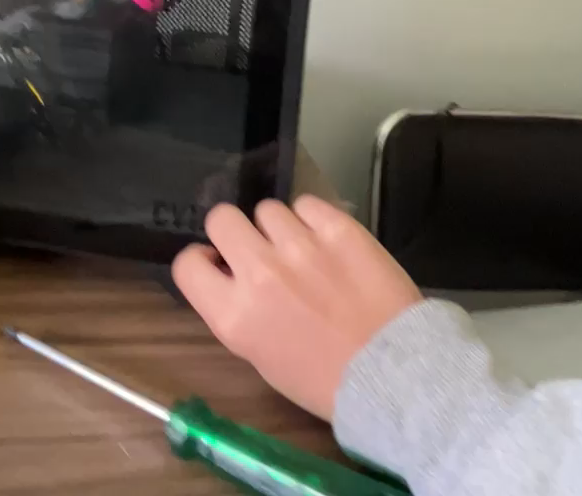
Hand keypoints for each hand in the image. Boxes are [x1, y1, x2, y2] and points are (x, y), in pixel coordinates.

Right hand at [171, 195, 422, 419]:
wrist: (395, 375)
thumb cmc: (324, 378)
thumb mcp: (261, 355)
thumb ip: (237, 308)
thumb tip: (228, 269)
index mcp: (234, 316)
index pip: (186, 264)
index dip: (202, 260)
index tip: (220, 264)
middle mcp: (259, 273)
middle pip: (221, 218)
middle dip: (236, 231)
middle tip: (259, 248)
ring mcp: (299, 246)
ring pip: (268, 209)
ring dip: (280, 228)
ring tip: (306, 252)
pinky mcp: (336, 227)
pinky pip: (306, 204)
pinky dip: (314, 219)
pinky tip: (329, 243)